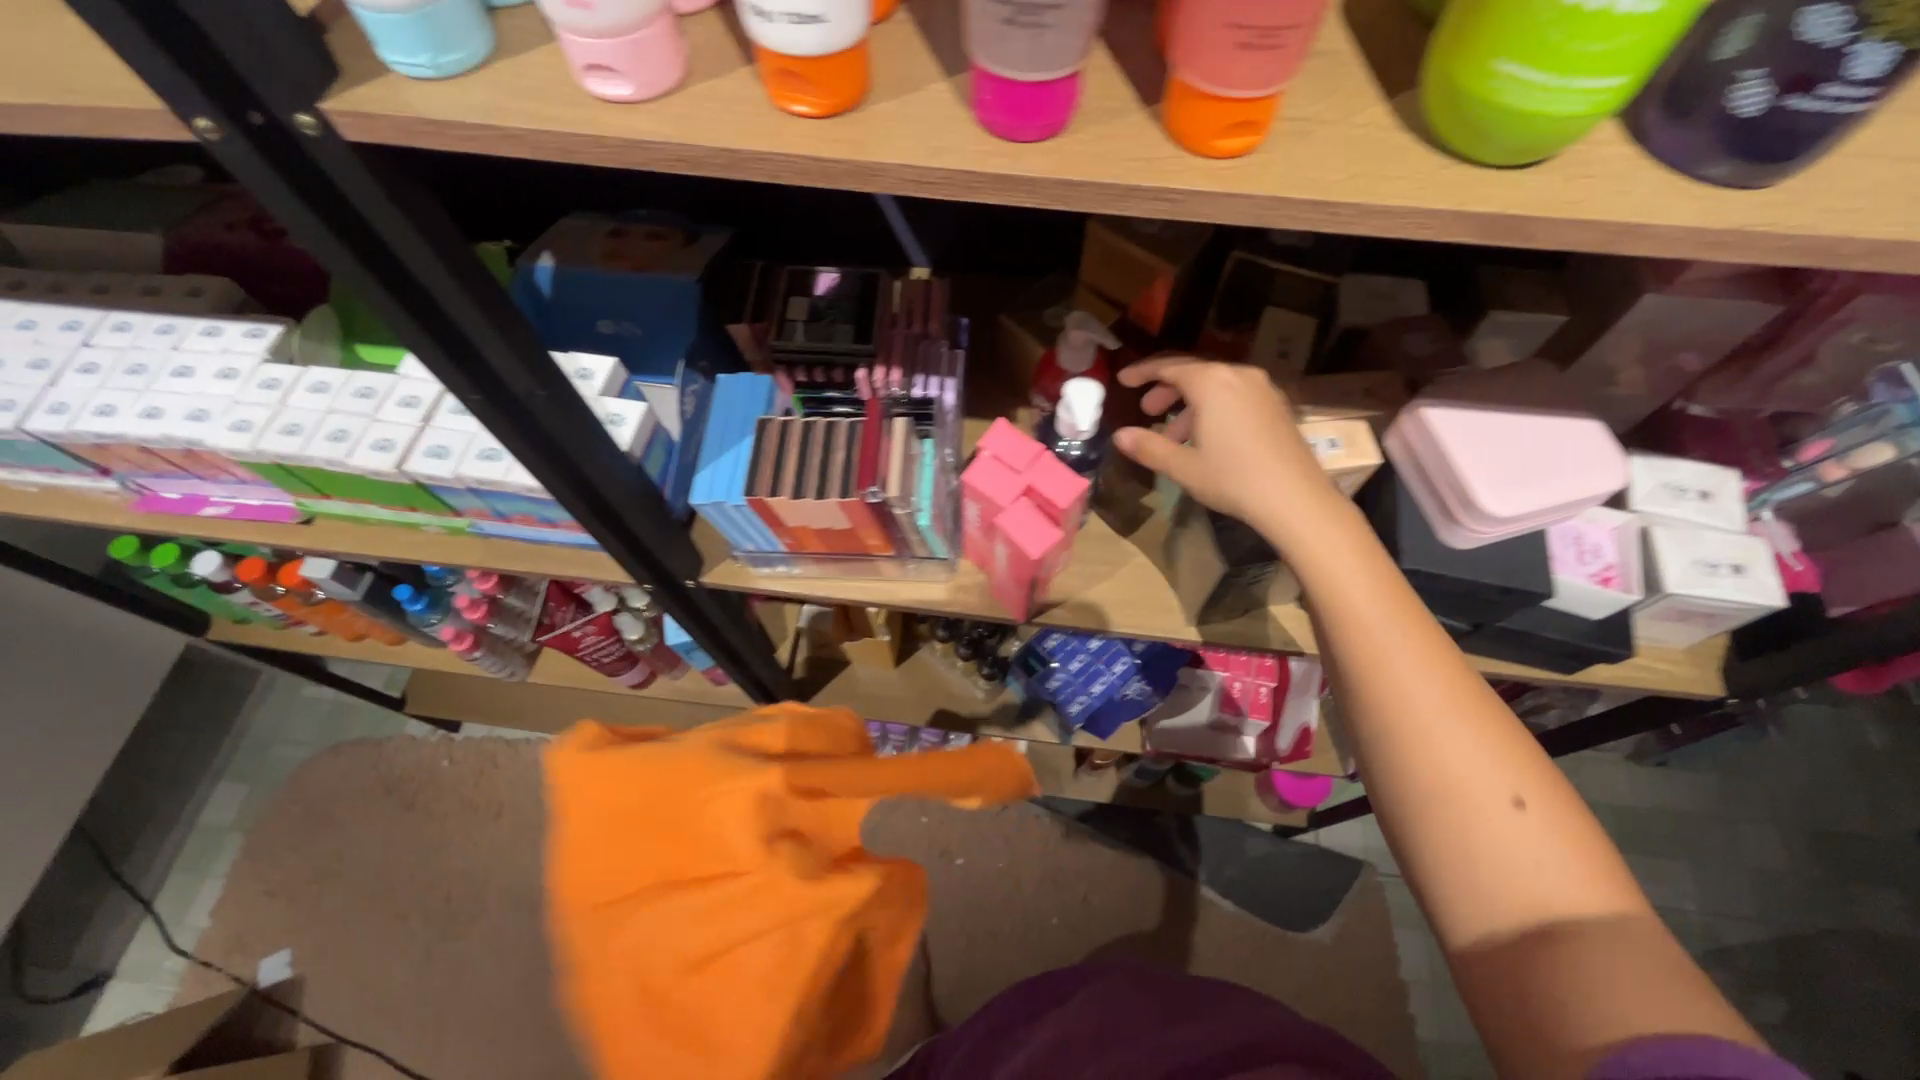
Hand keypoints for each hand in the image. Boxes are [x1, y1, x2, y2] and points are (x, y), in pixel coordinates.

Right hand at [1113, 357, 1335, 529]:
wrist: (1295, 498)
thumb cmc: (1234, 478)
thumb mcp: (1184, 466)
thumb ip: (1149, 447)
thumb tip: (1119, 436)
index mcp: (1212, 383)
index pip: (1169, 367)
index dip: (1143, 373)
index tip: (1124, 381)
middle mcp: (1238, 375)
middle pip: (1195, 373)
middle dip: (1167, 391)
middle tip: (1148, 411)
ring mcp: (1263, 389)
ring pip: (1217, 387)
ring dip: (1191, 406)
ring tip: (1175, 436)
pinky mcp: (1277, 406)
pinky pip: (1236, 396)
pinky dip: (1214, 409)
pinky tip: (1208, 439)